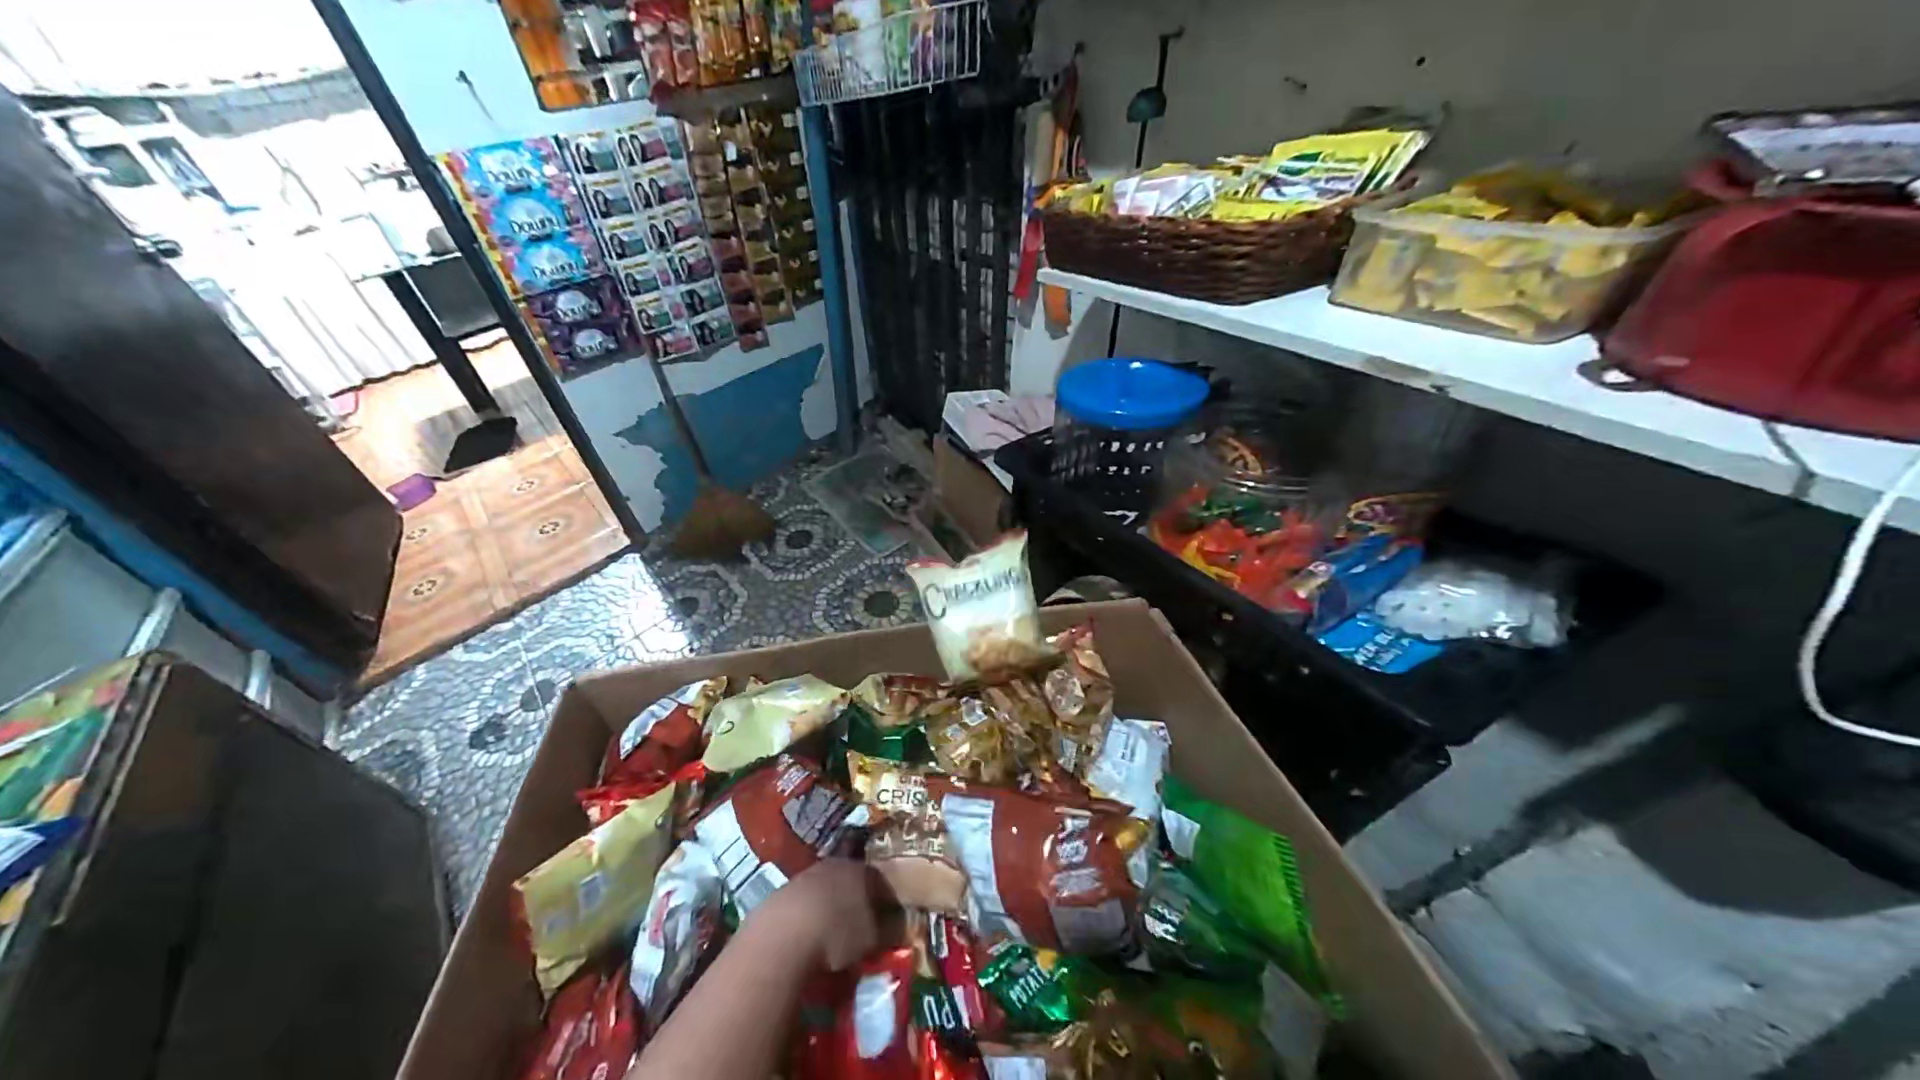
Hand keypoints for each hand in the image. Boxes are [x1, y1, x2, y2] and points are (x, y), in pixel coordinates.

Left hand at [750, 858, 883, 971]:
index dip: (887, 902)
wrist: (780, 936)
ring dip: (831, 910)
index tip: (890, 922)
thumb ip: (892, 930)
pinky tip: (806, 940)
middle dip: (857, 903)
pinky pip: (803, 905)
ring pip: (826, 891)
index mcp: (862, 870)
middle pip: (852, 882)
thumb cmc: (837, 933)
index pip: (882, 881)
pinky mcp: (781, 893)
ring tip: (832, 939)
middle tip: (861, 930)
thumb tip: (904, 925)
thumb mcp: (874, 938)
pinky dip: (808, 919)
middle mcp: (834, 865)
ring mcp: (805, 876)